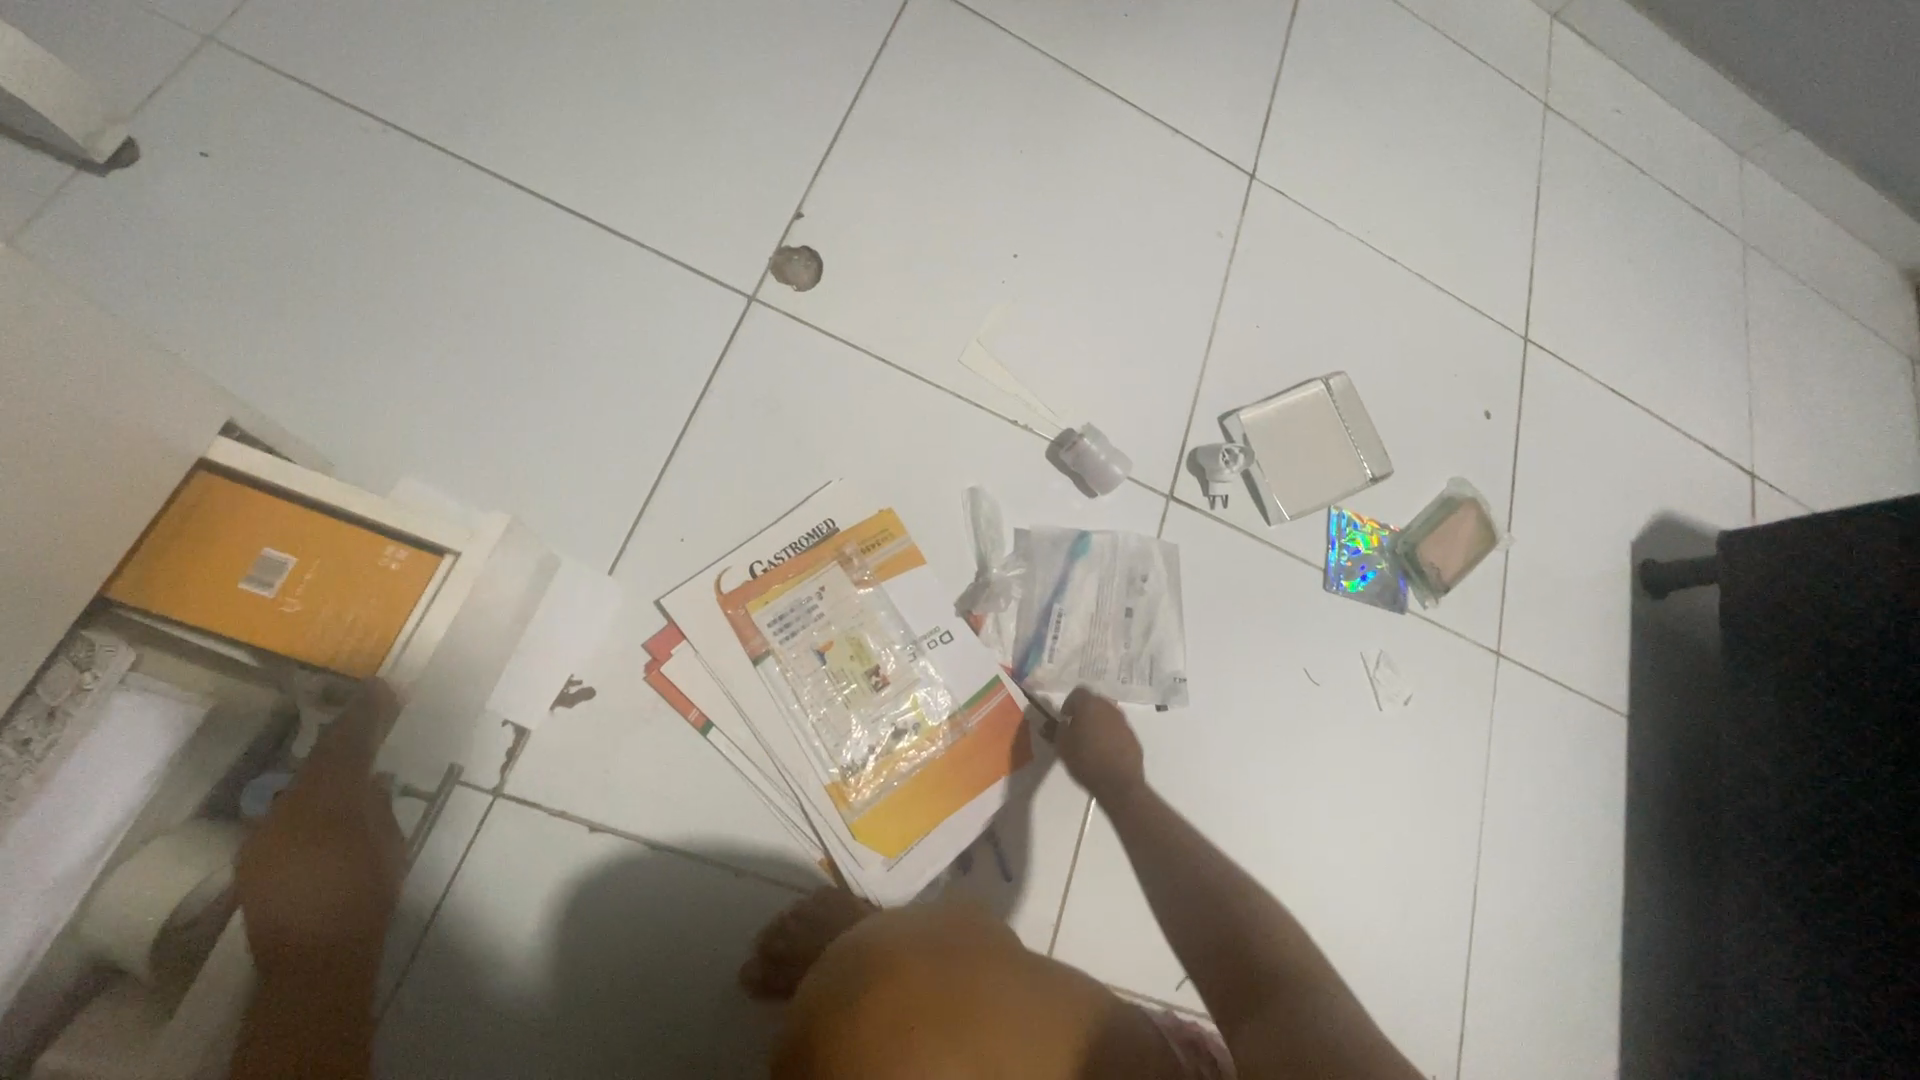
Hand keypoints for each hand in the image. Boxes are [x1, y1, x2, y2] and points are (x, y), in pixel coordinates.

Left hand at [236, 680, 404, 977]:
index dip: (364, 715)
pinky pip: (288, 817)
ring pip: (300, 791)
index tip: (382, 686)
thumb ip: (376, 806)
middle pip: (318, 765)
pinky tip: (329, 818)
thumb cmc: (365, 896)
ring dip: (327, 775)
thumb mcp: (389, 844)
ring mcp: (263, 837)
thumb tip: (368, 781)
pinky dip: (312, 807)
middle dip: (345, 742)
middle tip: (372, 721)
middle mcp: (286, 812)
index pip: (345, 747)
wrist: (316, 961)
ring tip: (354, 771)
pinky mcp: (254, 861)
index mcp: (326, 803)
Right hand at [1055, 687, 1146, 804]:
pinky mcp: (1133, 736)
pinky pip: (1117, 729)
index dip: (1069, 704)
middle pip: (1094, 702)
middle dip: (1084, 712)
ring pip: (1107, 715)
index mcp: (1090, 705)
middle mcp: (1109, 707)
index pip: (1077, 692)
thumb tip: (1052, 724)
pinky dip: (1110, 735)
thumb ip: (1055, 730)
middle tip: (1076, 730)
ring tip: (1090, 742)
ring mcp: (1124, 721)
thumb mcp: (1062, 746)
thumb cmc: (1085, 761)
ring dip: (1098, 723)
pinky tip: (1104, 752)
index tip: (1064, 720)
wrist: (1119, 784)